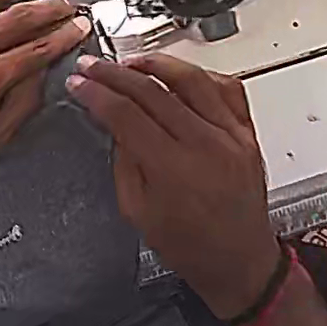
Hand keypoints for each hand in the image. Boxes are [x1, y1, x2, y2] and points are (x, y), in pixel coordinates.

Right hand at [64, 53, 280, 319]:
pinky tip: (178, 74)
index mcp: (173, 170)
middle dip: (113, 73)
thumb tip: (113, 121)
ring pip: (190, 78)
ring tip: (131, 63)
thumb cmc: (191, 246)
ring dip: (155, 63)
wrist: (240, 262)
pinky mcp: (247, 133)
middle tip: (93, 65)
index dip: (96, 93)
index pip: (125, 113)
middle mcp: (206, 146)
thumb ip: (124, 160)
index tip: (79, 83)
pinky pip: (226, 87)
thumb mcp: (137, 210)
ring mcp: (231, 136)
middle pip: (152, 90)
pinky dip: (199, 74)